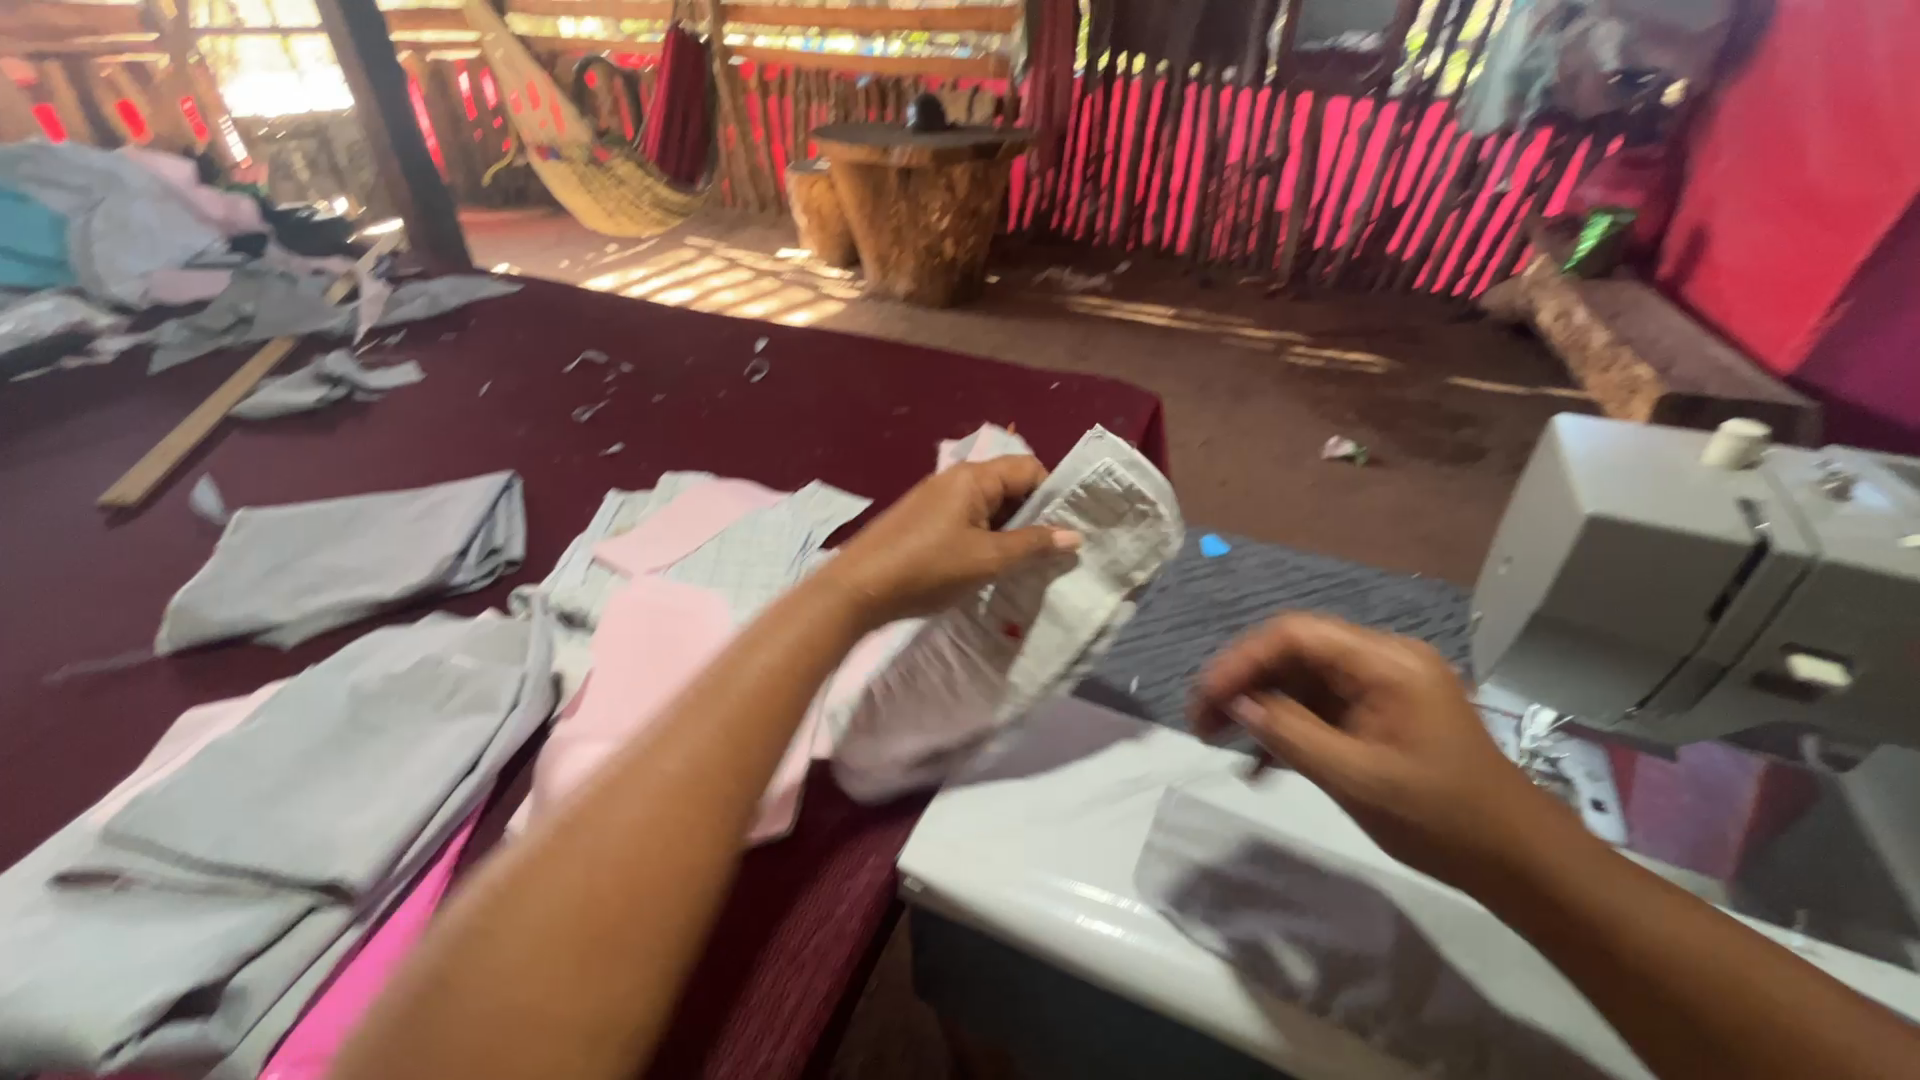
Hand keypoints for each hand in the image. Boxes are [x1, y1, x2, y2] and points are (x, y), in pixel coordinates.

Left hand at [820, 456, 1081, 624]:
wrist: (858, 589)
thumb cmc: (928, 568)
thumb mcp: (987, 559)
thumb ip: (1032, 545)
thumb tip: (1074, 535)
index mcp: (974, 477)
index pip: (1030, 468)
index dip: (1053, 494)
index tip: (1066, 528)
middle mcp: (956, 478)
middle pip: (1010, 486)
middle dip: (1033, 516)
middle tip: (1051, 551)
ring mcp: (936, 499)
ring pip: (989, 507)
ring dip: (1009, 531)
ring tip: (1025, 564)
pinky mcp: (923, 521)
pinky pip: (967, 520)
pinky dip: (985, 538)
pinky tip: (988, 566)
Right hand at [1192, 613, 1575, 887]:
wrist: (1517, 860)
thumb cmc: (1441, 817)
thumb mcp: (1356, 777)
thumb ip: (1290, 733)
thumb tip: (1236, 703)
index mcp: (1385, 663)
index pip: (1295, 635)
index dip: (1241, 661)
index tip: (1205, 698)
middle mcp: (1382, 661)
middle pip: (1294, 653)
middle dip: (1243, 683)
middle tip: (1201, 722)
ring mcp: (1382, 687)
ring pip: (1301, 680)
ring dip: (1258, 707)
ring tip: (1215, 739)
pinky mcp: (1380, 715)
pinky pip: (1320, 707)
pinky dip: (1287, 728)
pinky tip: (1258, 764)